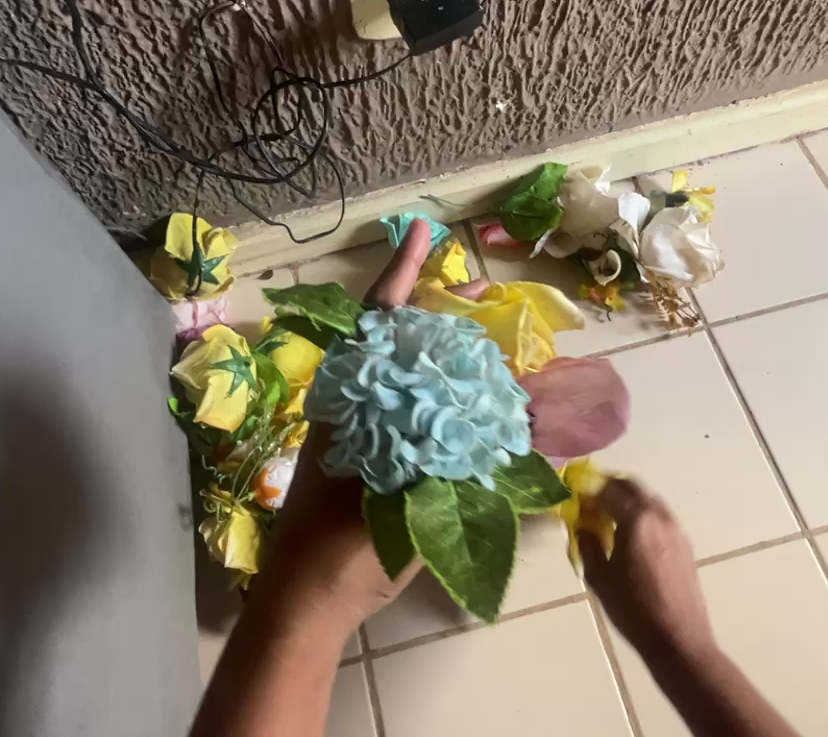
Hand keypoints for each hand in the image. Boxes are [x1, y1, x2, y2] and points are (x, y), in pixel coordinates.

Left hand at [241, 222, 484, 637]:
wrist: (308, 597)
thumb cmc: (349, 539)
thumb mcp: (410, 487)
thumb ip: (462, 444)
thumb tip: (519, 405)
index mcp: (354, 390)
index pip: (380, 313)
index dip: (401, 268)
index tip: (421, 229)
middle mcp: (356, 397)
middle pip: (401, 338)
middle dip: (440, 313)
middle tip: (484, 297)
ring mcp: (362, 425)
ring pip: (407, 372)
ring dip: (443, 354)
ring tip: (486, 342)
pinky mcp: (370, 455)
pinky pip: (411, 409)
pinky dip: (442, 396)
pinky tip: (471, 400)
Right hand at [579, 478, 718, 664]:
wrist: (679, 642)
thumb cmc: (634, 610)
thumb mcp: (599, 577)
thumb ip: (587, 542)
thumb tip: (581, 524)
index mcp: (635, 519)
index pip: (607, 490)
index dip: (588, 493)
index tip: (577, 501)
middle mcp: (658, 516)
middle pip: (631, 486)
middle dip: (610, 487)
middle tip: (593, 500)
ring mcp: (675, 529)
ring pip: (648, 499)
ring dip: (629, 499)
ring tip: (612, 518)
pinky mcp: (685, 544)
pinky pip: (660, 516)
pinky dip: (644, 514)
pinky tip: (634, 536)